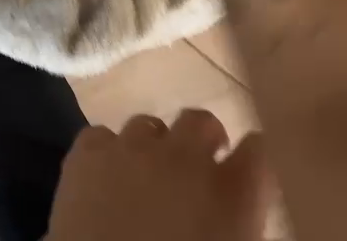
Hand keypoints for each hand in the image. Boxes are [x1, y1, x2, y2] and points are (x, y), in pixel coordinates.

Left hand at [48, 109, 269, 240]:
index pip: (261, 149)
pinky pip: (103, 135)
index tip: (253, 165)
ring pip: (149, 125)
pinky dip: (111, 151)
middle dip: (205, 138)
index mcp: (232, 195)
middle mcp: (183, 159)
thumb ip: (241, 226)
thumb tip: (232, 217)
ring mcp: (130, 148)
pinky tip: (108, 176)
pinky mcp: (86, 151)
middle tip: (201, 166)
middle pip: (201, 121)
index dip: (259, 153)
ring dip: (156, 146)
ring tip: (151, 175)